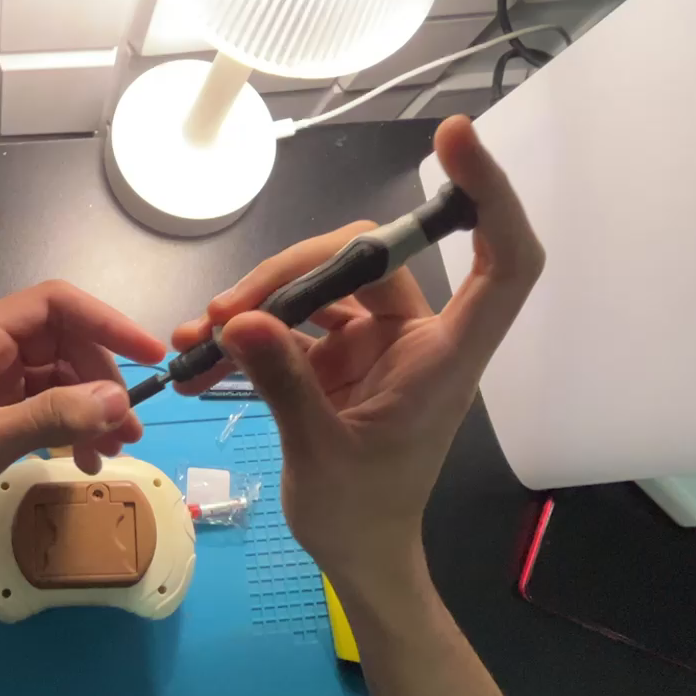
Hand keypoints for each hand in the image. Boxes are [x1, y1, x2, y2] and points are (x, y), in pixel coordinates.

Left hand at [0, 280, 165, 592]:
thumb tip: (116, 399)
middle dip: (101, 380)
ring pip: (56, 384)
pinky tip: (83, 463)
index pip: (52, 306)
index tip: (149, 355)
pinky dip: (68, 433)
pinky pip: (42, 416)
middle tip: (129, 429)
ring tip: (116, 450)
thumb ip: (49, 417)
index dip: (105, 322)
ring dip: (89, 411)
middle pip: (61, 346)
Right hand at [170, 116, 542, 593]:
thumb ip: (285, 381)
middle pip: (364, 264)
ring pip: (315, 292)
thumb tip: (237, 321)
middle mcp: (411, 339)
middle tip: (222, 312)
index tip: (454, 143)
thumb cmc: (358, 514)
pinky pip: (287, 330)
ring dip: (252, 308)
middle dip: (287, 277)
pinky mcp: (330, 363)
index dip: (488, 197)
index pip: (501, 263)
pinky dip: (245, 340)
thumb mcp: (320, 450)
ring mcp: (368, 348)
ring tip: (194, 339)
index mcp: (442, 358)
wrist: (352, 553)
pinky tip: (199, 356)